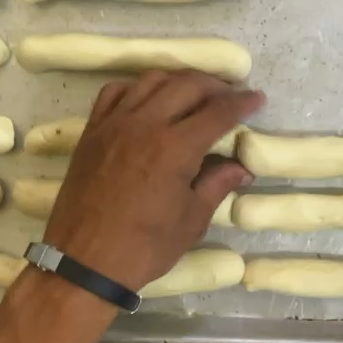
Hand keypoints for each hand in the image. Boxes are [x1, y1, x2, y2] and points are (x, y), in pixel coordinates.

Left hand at [45, 71, 262, 290]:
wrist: (84, 262)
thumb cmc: (144, 247)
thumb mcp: (191, 220)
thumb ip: (217, 185)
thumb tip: (240, 168)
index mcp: (175, 147)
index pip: (217, 111)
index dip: (242, 103)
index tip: (257, 99)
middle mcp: (145, 124)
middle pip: (187, 85)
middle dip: (215, 86)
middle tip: (230, 96)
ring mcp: (114, 123)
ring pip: (152, 80)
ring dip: (179, 81)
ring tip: (195, 93)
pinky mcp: (93, 131)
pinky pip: (117, 92)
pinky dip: (139, 88)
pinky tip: (150, 100)